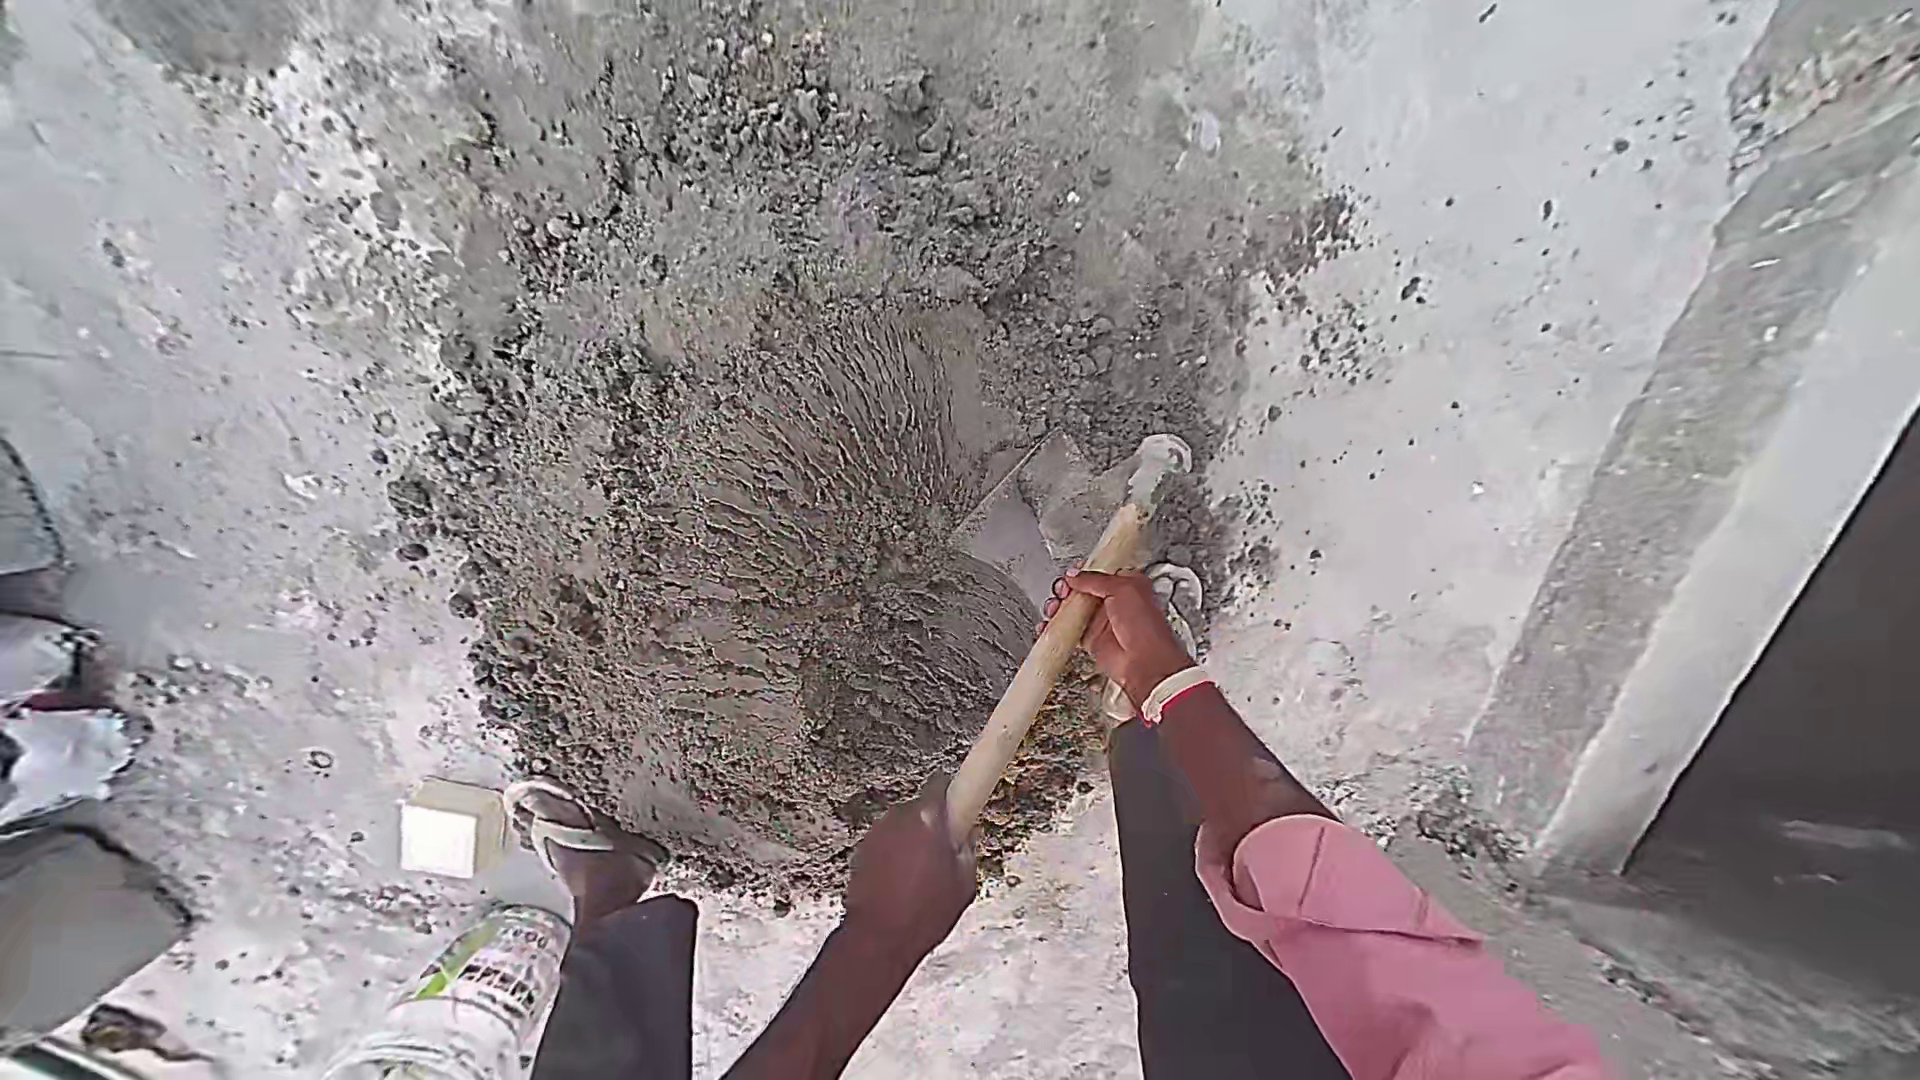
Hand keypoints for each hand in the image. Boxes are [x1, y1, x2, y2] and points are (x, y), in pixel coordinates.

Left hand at [843, 775, 978, 963]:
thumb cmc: (922, 914)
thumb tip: (966, 837)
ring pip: (902, 825)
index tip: (958, 800)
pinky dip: (891, 853)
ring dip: (910, 839)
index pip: (941, 783)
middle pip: (921, 807)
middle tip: (941, 853)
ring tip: (917, 874)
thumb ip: (968, 851)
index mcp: (929, 818)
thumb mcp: (963, 885)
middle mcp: (901, 816)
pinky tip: (898, 881)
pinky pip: (885, 841)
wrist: (877, 939)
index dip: (951, 791)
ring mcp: (878, 830)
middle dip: (931, 824)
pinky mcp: (862, 847)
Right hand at [1042, 569, 1193, 709]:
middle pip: (1081, 590)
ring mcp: (1101, 621)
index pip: (1098, 573)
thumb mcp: (1122, 589)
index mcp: (1127, 585)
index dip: (1082, 572)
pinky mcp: (1091, 639)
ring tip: (1053, 607)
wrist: (1144, 663)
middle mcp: (1114, 602)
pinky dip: (1055, 626)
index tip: (1070, 573)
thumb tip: (1074, 575)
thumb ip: (1094, 579)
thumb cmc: (1145, 626)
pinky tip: (1049, 624)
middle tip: (1062, 591)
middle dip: (1066, 588)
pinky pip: (1068, 629)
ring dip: (1058, 606)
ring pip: (1072, 608)